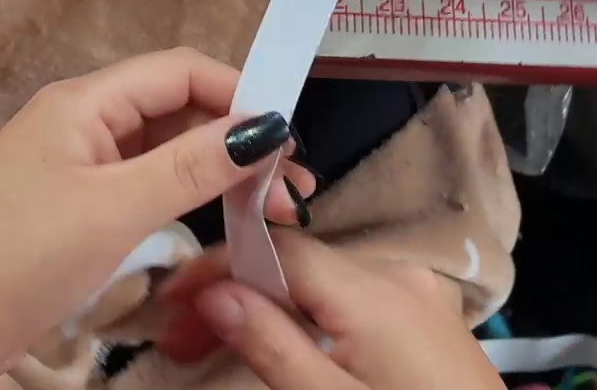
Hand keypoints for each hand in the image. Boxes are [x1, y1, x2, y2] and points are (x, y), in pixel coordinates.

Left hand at [0, 48, 314, 375]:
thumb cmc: (21, 259)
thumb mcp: (115, 211)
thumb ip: (192, 165)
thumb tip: (265, 126)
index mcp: (87, 100)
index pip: (180, 72)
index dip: (238, 92)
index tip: (286, 137)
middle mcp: (86, 115)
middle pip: (178, 107)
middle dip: (237, 137)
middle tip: (291, 188)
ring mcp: (80, 155)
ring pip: (165, 144)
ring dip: (217, 167)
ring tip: (269, 206)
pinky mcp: (78, 193)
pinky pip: (144, 175)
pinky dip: (185, 189)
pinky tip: (218, 211)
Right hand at [159, 232, 504, 389]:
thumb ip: (273, 346)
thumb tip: (211, 292)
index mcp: (375, 290)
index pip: (279, 250)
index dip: (220, 265)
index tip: (169, 297)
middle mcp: (396, 271)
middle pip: (297, 265)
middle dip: (237, 292)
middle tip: (178, 338)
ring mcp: (416, 290)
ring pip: (321, 282)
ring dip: (269, 305)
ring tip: (215, 343)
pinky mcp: (426, 315)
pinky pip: (352, 300)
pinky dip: (311, 316)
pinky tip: (282, 340)